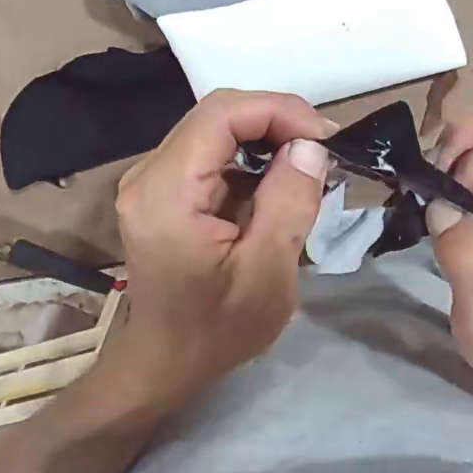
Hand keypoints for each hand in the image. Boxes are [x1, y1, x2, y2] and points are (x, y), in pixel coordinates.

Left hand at [106, 90, 334, 411]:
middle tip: (322, 152)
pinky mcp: (159, 191)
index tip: (325, 138)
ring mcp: (149, 181)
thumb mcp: (267, 274)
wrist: (164, 362)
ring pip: (213, 131)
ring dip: (264, 139)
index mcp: (166, 193)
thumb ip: (289, 202)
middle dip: (275, 122)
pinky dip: (246, 159)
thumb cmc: (215, 330)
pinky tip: (275, 184)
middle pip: (216, 116)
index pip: (221, 114)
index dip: (278, 110)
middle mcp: (147, 175)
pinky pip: (207, 154)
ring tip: (306, 168)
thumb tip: (310, 147)